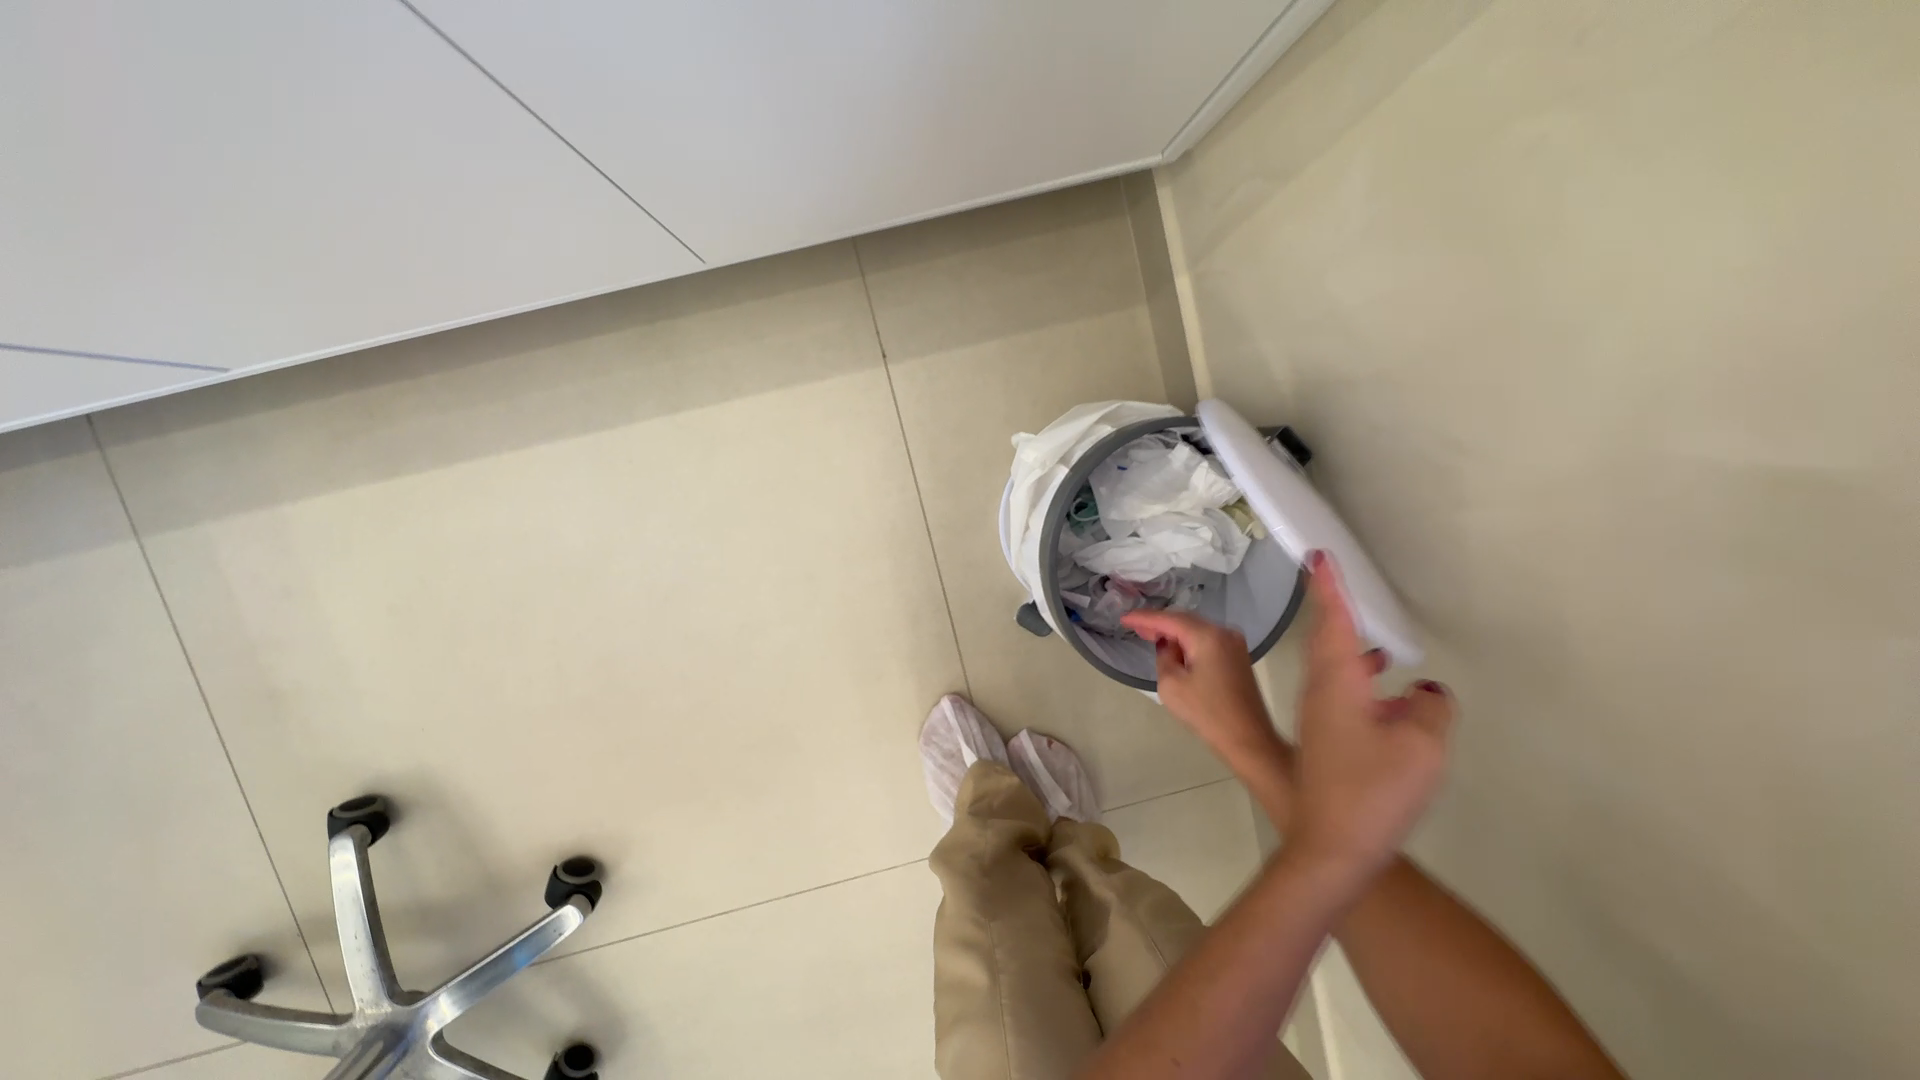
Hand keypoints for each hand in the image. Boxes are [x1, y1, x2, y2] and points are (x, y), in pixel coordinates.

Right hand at [1121, 607, 1292, 798]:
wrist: (1248, 738)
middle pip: (1185, 620)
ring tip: (1150, 636)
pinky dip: (1188, 641)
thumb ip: (1164, 657)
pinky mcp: (1237, 657)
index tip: (1124, 619)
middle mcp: (1224, 632)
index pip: (1169, 620)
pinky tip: (1175, 647)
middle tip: (1134, 627)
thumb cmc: (1207, 713)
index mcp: (1208, 636)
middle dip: (1159, 623)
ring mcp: (1234, 644)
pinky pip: (1207, 641)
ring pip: (1197, 630)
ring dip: (1174, 632)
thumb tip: (1170, 646)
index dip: (1144, 618)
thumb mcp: (1171, 685)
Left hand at [1291, 551, 1453, 878]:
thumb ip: (1429, 708)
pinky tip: (1389, 699)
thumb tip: (1424, 693)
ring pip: (1336, 672)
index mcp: (1335, 682)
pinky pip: (1344, 697)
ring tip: (1383, 648)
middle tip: (1341, 585)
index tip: (1317, 556)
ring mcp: (1319, 719)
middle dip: (1337, 612)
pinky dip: (1363, 685)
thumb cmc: (1374, 790)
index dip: (1328, 587)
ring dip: (1355, 653)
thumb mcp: (1422, 744)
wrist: (1333, 845)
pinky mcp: (1327, 742)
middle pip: (1328, 641)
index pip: (1331, 621)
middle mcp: (1320, 693)